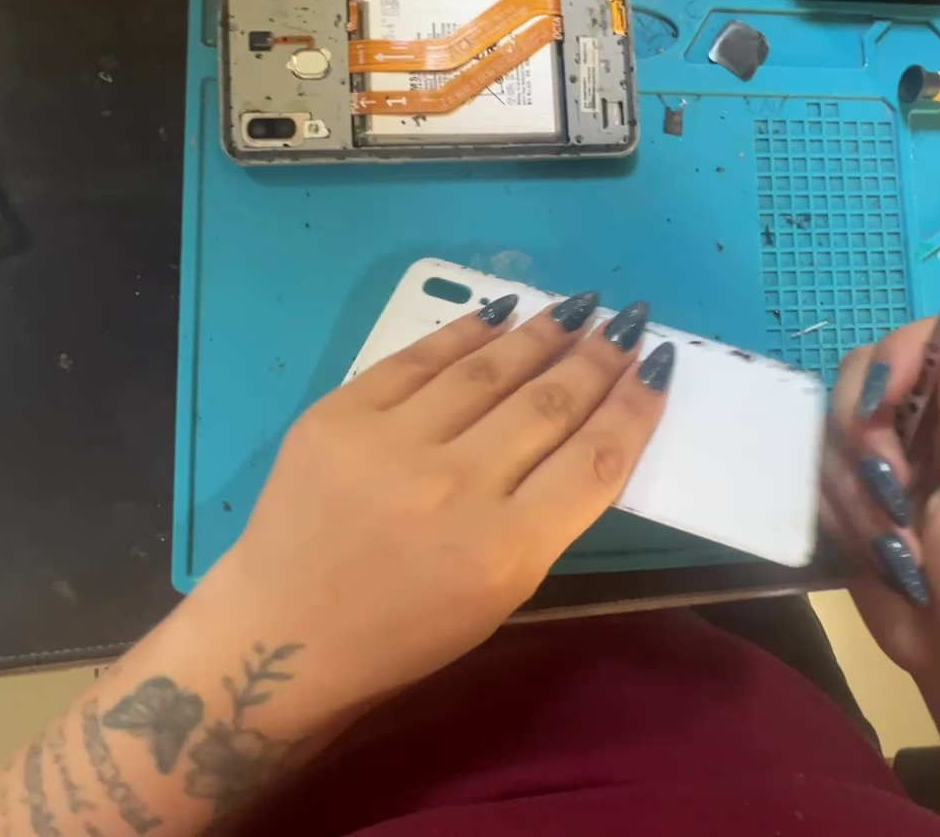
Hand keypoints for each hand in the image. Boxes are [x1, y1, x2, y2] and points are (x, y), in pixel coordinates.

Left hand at [204, 292, 673, 719]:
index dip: (636, 407)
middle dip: (599, 358)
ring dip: (544, 332)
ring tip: (578, 306)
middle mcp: (453, 489)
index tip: (658, 366)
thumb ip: (549, 514)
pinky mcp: (338, 414)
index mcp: (503, 553)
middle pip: (550, 404)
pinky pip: (419, 357)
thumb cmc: (404, 632)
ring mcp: (388, 444)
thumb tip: (587, 428)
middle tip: (626, 323)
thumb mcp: (499, 594)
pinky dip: (468, 330)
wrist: (281, 634)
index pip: (594, 461)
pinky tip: (503, 311)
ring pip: (490, 370)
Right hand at [820, 300, 939, 690]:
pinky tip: (874, 547)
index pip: (928, 340)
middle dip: (863, 435)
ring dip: (855, 490)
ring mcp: (882, 453)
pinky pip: (814, 471)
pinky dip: (838, 511)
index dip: (896, 358)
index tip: (883, 403)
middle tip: (895, 492)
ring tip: (898, 541)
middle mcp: (926, 421)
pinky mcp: (848, 486)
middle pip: (861, 374)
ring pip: (829, 427)